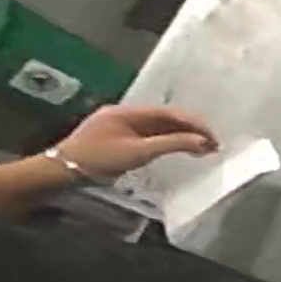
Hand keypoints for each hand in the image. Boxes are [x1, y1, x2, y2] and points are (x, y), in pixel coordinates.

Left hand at [53, 105, 218, 178]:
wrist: (65, 169)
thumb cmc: (101, 159)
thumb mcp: (140, 152)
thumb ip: (173, 144)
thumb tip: (204, 141)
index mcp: (128, 112)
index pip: (170, 113)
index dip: (195, 124)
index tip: (215, 139)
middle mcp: (127, 114)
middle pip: (167, 118)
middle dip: (193, 130)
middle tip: (215, 146)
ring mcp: (124, 126)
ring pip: (162, 127)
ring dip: (185, 137)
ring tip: (205, 150)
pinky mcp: (124, 138)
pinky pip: (155, 135)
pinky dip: (173, 142)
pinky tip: (184, 150)